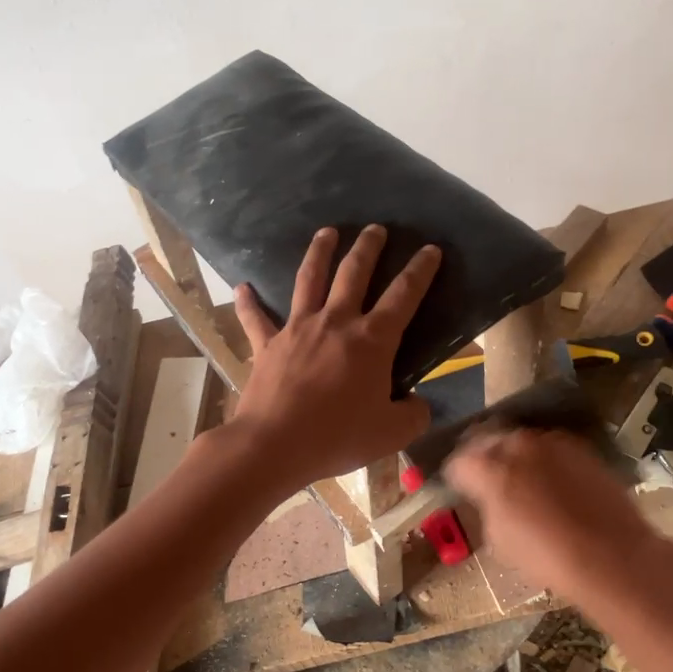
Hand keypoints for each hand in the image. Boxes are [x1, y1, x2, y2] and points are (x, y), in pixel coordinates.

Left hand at [226, 224, 439, 487]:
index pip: (404, 295)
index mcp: (372, 340)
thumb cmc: (338, 437)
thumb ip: (413, 414)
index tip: (430, 249)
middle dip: (368, 247)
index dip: (420, 270)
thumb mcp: (392, 433)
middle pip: (354, 273)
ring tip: (326, 232)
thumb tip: (417, 404)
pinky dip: (249, 302)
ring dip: (319, 252)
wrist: (274, 444)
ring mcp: (297, 329)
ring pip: (309, 280)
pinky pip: (256, 318)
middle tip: (375, 228)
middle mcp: (335, 323)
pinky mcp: (267, 345)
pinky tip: (242, 286)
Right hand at [444, 429, 665, 597]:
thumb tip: (488, 495)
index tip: (460, 487)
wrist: (611, 556)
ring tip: (520, 478)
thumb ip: (486, 504)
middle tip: (486, 478)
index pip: (458, 461)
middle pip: (489, 440)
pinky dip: (543, 459)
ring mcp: (551, 442)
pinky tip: (549, 480)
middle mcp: (517, 445)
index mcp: (489, 468)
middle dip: (484, 456)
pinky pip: (550, 448)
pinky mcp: (580, 448)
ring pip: (521, 441)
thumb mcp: (499, 537)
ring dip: (515, 455)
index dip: (456, 476)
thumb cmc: (547, 556)